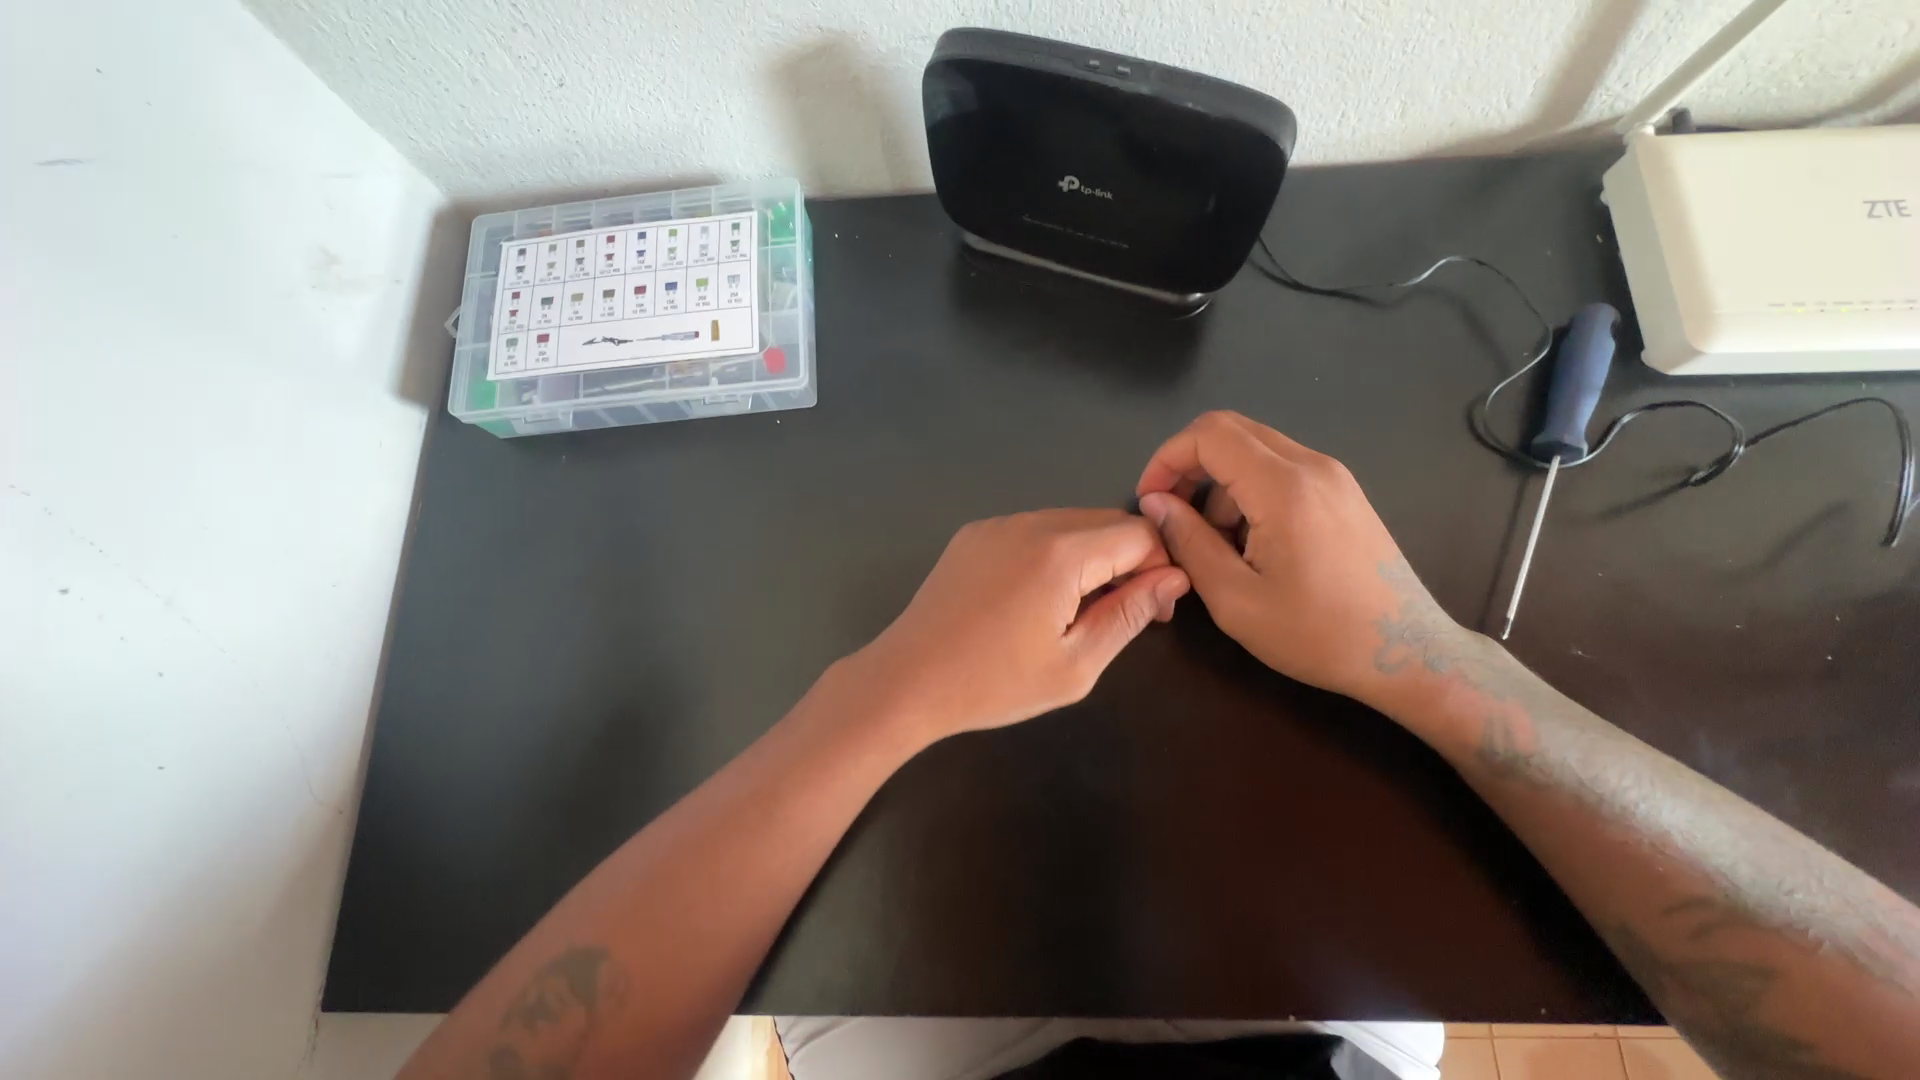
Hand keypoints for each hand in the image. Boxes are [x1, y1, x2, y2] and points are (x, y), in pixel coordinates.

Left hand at [850, 509, 1191, 742]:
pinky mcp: (973, 535)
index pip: (1139, 534)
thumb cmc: (995, 684)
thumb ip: (1129, 614)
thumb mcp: (1076, 664)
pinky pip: (1032, 531)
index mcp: (1060, 553)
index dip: (1161, 568)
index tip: (1157, 613)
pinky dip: (1052, 554)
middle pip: (1105, 522)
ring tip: (1078, 610)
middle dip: (1129, 560)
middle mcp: (1029, 522)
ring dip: (1091, 557)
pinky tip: (1036, 599)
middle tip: (1123, 614)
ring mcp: (996, 525)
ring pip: (1069, 524)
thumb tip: (1175, 577)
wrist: (908, 680)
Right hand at [1135, 411, 1460, 707]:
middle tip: (1172, 515)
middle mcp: (1312, 466)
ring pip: (1254, 450)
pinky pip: (1281, 470)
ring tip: (1216, 545)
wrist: (1407, 653)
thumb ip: (1189, 543)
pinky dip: (1249, 492)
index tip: (1150, 501)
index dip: (1167, 458)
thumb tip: (1155, 503)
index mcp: (1284, 488)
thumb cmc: (1317, 635)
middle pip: (1231, 429)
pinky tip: (1252, 544)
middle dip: (1188, 465)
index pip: (1209, 434)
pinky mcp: (1343, 492)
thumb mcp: (1235, 599)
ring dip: (1220, 485)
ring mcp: (1333, 476)